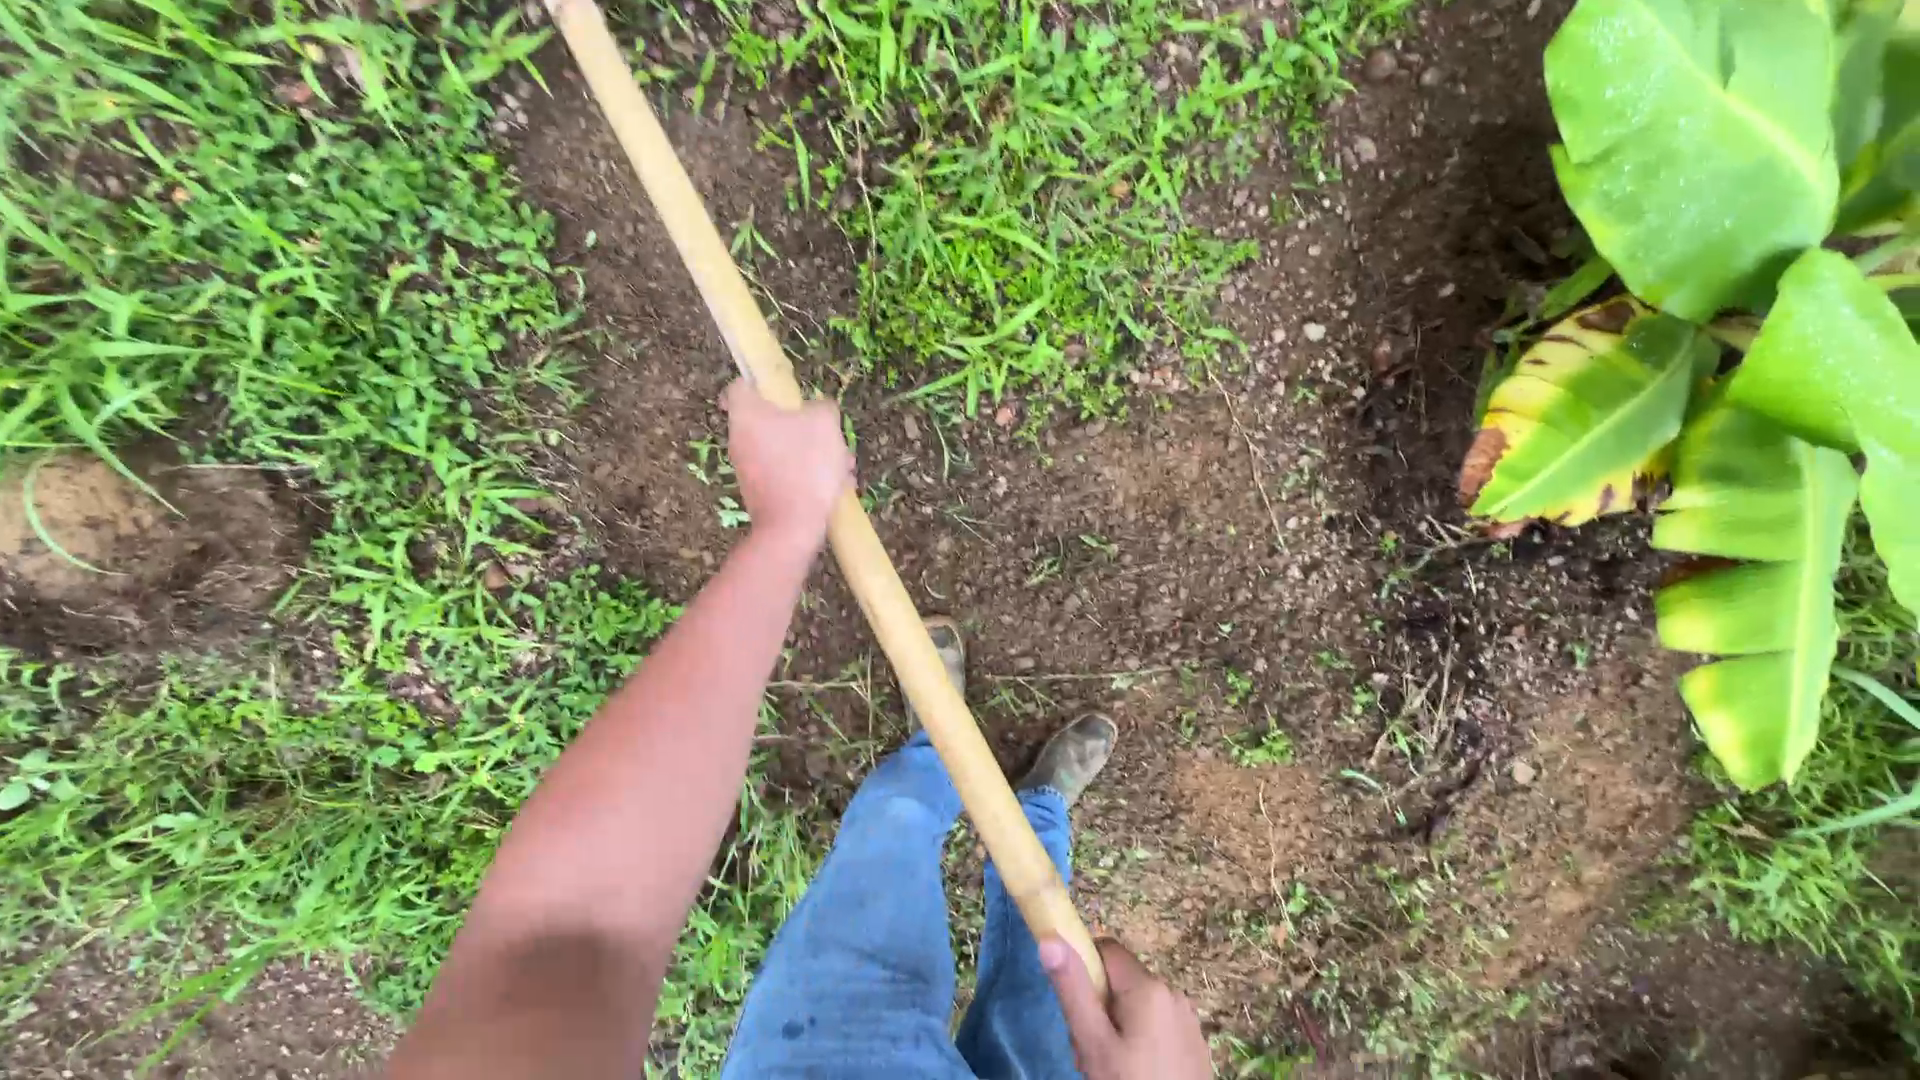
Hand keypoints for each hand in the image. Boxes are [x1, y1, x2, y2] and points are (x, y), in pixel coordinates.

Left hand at [722, 379, 853, 551]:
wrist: (791, 526)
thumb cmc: (804, 466)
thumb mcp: (825, 424)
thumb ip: (822, 406)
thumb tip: (818, 409)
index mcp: (746, 415)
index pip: (740, 385)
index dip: (762, 382)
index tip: (784, 392)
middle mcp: (739, 439)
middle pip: (771, 420)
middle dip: (805, 426)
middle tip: (828, 434)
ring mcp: (747, 468)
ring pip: (784, 448)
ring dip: (813, 453)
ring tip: (842, 465)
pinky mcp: (759, 491)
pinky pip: (785, 472)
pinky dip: (806, 475)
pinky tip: (834, 486)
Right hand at [1040, 938, 1210, 1079]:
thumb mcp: (1094, 1043)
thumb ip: (1072, 990)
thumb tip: (1050, 938)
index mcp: (1148, 985)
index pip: (1105, 949)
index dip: (1084, 971)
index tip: (1076, 1008)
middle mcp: (1172, 991)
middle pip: (1119, 981)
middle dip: (1097, 1007)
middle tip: (1088, 1050)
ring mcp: (1187, 1018)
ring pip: (1136, 1006)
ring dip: (1115, 1027)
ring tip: (1107, 1068)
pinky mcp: (1193, 1043)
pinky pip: (1156, 1026)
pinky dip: (1139, 1041)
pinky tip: (1132, 1074)